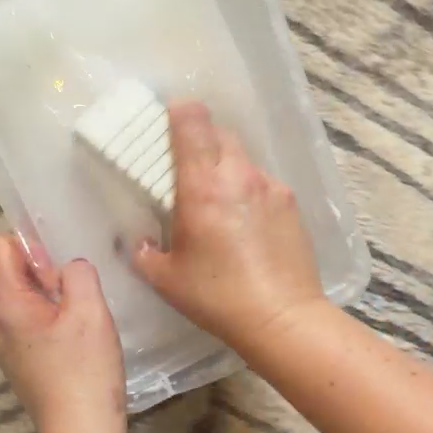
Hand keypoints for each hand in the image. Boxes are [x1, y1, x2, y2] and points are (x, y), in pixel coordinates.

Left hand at [0, 230, 126, 432]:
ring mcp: (4, 347)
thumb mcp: (90, 312)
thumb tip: (69, 268)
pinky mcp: (18, 365)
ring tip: (82, 322)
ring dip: (52, 300)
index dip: (32, 243)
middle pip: (12, 274)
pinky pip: (30, 326)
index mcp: (5, 304)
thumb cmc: (86, 374)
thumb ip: (78, 274)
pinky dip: (52, 323)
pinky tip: (77, 343)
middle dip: (45, 273)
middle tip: (80, 297)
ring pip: (24, 301)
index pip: (0, 246)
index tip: (62, 267)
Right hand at [129, 102, 329, 351]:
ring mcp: (271, 188)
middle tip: (187, 169)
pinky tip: (245, 226)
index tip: (168, 124)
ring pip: (244, 160)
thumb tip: (141, 244)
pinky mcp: (291, 206)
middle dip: (202, 142)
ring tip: (218, 204)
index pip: (192, 122)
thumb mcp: (166, 281)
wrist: (281, 317)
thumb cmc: (218, 297)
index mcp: (203, 186)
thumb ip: (145, 255)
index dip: (178, 114)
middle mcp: (239, 176)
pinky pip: (264, 185)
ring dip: (226, 169)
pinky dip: (249, 193)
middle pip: (220, 134)